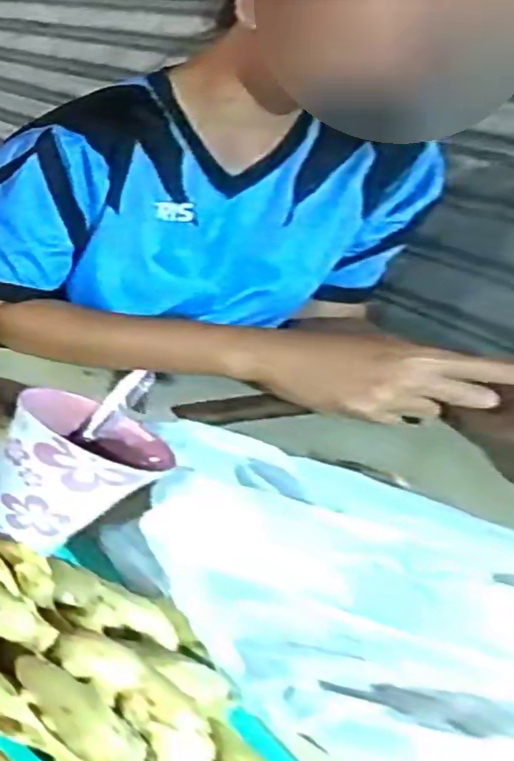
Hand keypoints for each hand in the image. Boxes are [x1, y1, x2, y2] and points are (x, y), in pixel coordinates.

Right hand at [246, 331, 513, 423]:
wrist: (269, 356)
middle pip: (478, 398)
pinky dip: (383, 413)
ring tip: (384, 394)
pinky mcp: (364, 413)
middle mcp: (413, 378)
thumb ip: (409, 356)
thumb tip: (441, 371)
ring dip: (416, 405)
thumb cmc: (316, 341)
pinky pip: (394, 420)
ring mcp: (389, 399)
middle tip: (441, 391)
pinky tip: (359, 400)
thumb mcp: (369, 339)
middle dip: (465, 396)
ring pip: (432, 412)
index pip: (491, 369)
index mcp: (418, 355)